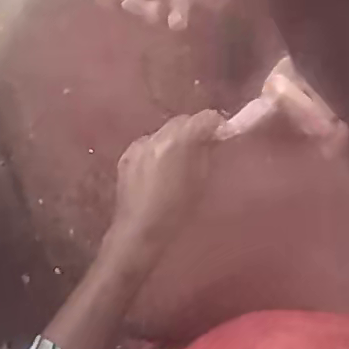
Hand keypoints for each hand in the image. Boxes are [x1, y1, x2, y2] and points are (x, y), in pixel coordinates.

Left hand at [106, 110, 224, 265]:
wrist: (139, 231)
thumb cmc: (176, 211)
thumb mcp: (201, 180)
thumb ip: (206, 152)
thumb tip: (212, 138)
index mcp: (179, 141)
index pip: (204, 117)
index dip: (216, 125)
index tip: (221, 135)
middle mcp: (157, 136)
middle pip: (183, 120)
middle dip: (194, 129)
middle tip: (202, 147)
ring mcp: (139, 144)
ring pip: (164, 130)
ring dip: (175, 138)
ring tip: (178, 160)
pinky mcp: (127, 154)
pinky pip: (148, 143)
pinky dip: (157, 149)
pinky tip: (158, 169)